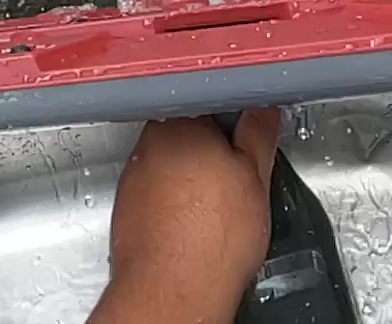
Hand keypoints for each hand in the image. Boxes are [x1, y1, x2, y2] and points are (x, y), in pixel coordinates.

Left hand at [87, 109, 281, 323]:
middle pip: (186, 130)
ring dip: (188, 174)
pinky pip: (153, 187)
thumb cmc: (211, 239)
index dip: (230, 121)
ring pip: (169, 160)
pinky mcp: (127, 200)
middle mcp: (151, 140)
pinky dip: (171, 198)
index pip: (208, 102)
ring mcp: (135, 170)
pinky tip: (190, 222)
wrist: (171, 290)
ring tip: (212, 206)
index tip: (243, 139)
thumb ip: (258, 134)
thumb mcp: (254, 177)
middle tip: (232, 177)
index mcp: (183, 122)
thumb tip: (264, 109)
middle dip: (209, 149)